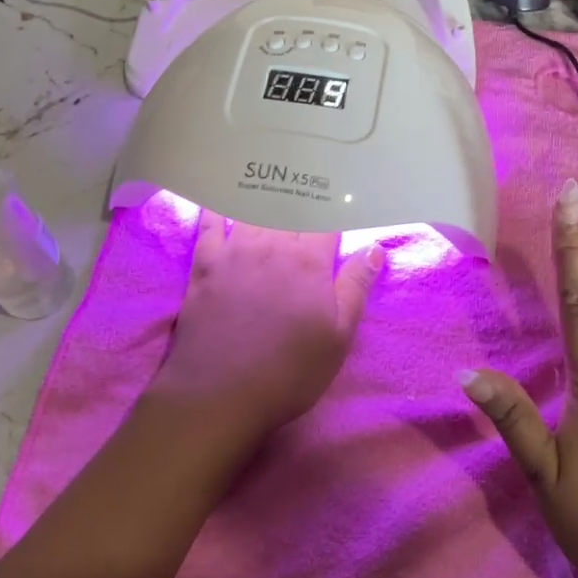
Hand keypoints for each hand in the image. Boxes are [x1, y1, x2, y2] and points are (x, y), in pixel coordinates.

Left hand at [146, 211, 383, 437]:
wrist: (219, 394)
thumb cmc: (289, 371)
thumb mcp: (338, 336)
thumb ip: (356, 287)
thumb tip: (374, 248)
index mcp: (309, 262)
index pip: (327, 224)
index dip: (336, 214)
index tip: (342, 207)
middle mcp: (271, 246)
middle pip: (290, 211)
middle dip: (303, 201)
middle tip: (310, 189)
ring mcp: (233, 252)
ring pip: (253, 211)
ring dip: (265, 198)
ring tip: (274, 183)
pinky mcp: (203, 265)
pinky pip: (209, 223)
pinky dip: (216, 206)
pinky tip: (221, 196)